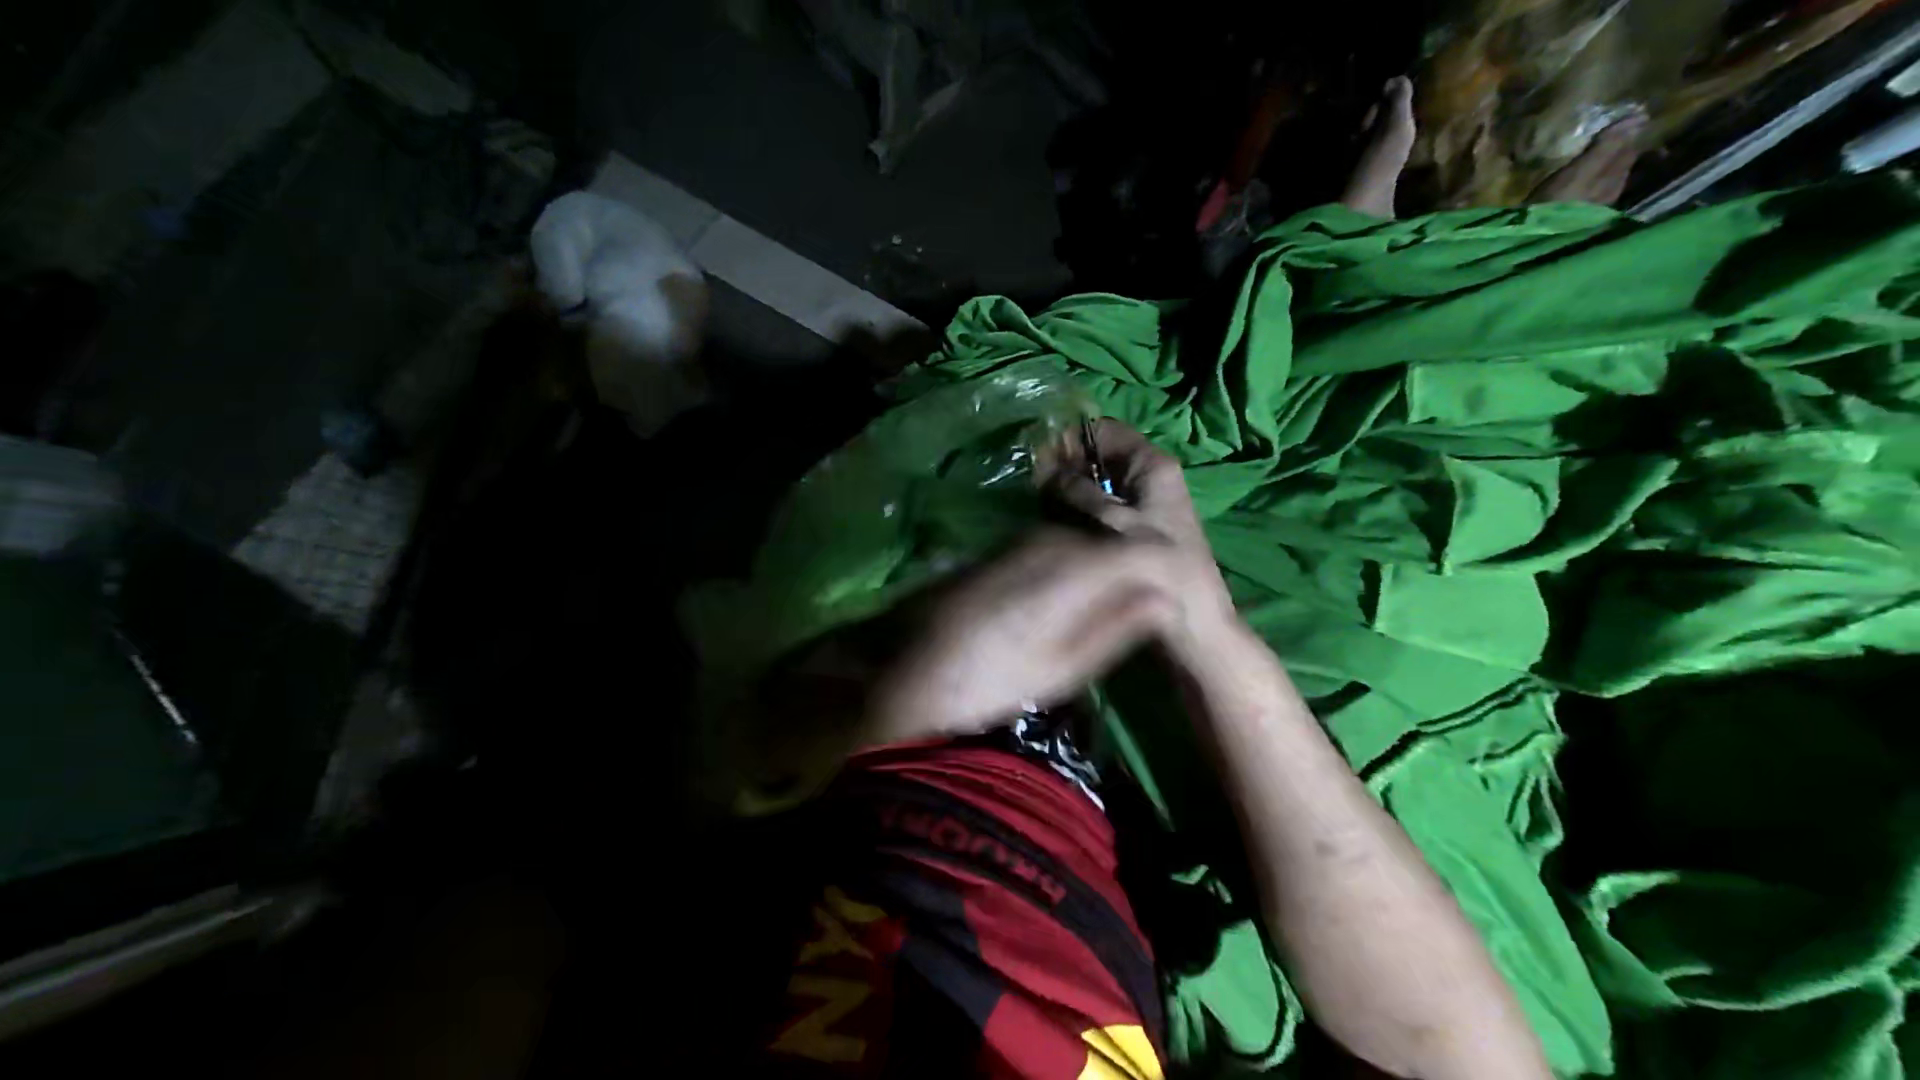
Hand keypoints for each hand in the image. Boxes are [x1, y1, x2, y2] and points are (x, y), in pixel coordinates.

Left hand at [864, 528, 1177, 743]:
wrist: (907, 671)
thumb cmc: (988, 682)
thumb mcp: (1061, 668)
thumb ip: (1116, 628)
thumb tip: (1167, 600)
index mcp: (1072, 569)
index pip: (1140, 549)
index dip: (1164, 570)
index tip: (1175, 601)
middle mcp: (1050, 541)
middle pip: (1112, 541)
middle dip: (1136, 568)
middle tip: (1147, 609)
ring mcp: (1021, 541)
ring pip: (1084, 542)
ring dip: (1104, 568)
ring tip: (1110, 610)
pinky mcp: (1002, 550)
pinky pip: (1055, 548)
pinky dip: (1072, 569)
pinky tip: (1066, 602)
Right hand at [1040, 419, 1236, 649]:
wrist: (1195, 624)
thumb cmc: (1161, 569)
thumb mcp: (1112, 525)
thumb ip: (1078, 492)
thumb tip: (1045, 468)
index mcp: (1152, 466)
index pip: (1104, 430)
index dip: (1070, 439)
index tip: (1040, 459)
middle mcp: (1150, 477)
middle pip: (1098, 456)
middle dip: (1065, 466)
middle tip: (1036, 486)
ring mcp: (1143, 504)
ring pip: (1096, 482)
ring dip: (1069, 491)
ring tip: (1042, 506)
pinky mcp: (1136, 528)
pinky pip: (1099, 506)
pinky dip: (1078, 510)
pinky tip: (1059, 526)